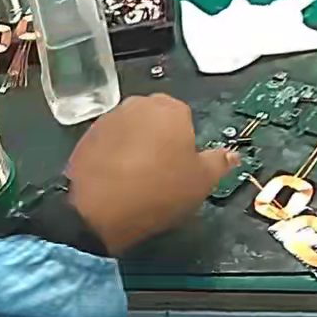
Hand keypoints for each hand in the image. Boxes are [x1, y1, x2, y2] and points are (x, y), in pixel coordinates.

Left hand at [65, 95, 235, 256]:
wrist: (98, 211)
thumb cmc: (158, 191)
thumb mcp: (201, 182)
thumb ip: (218, 163)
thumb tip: (231, 155)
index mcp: (169, 108)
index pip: (185, 119)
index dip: (184, 145)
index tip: (181, 168)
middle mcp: (136, 105)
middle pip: (155, 122)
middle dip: (159, 141)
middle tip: (160, 174)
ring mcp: (106, 120)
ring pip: (130, 132)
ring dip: (134, 149)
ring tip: (136, 181)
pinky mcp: (84, 139)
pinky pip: (107, 145)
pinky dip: (112, 158)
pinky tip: (115, 182)